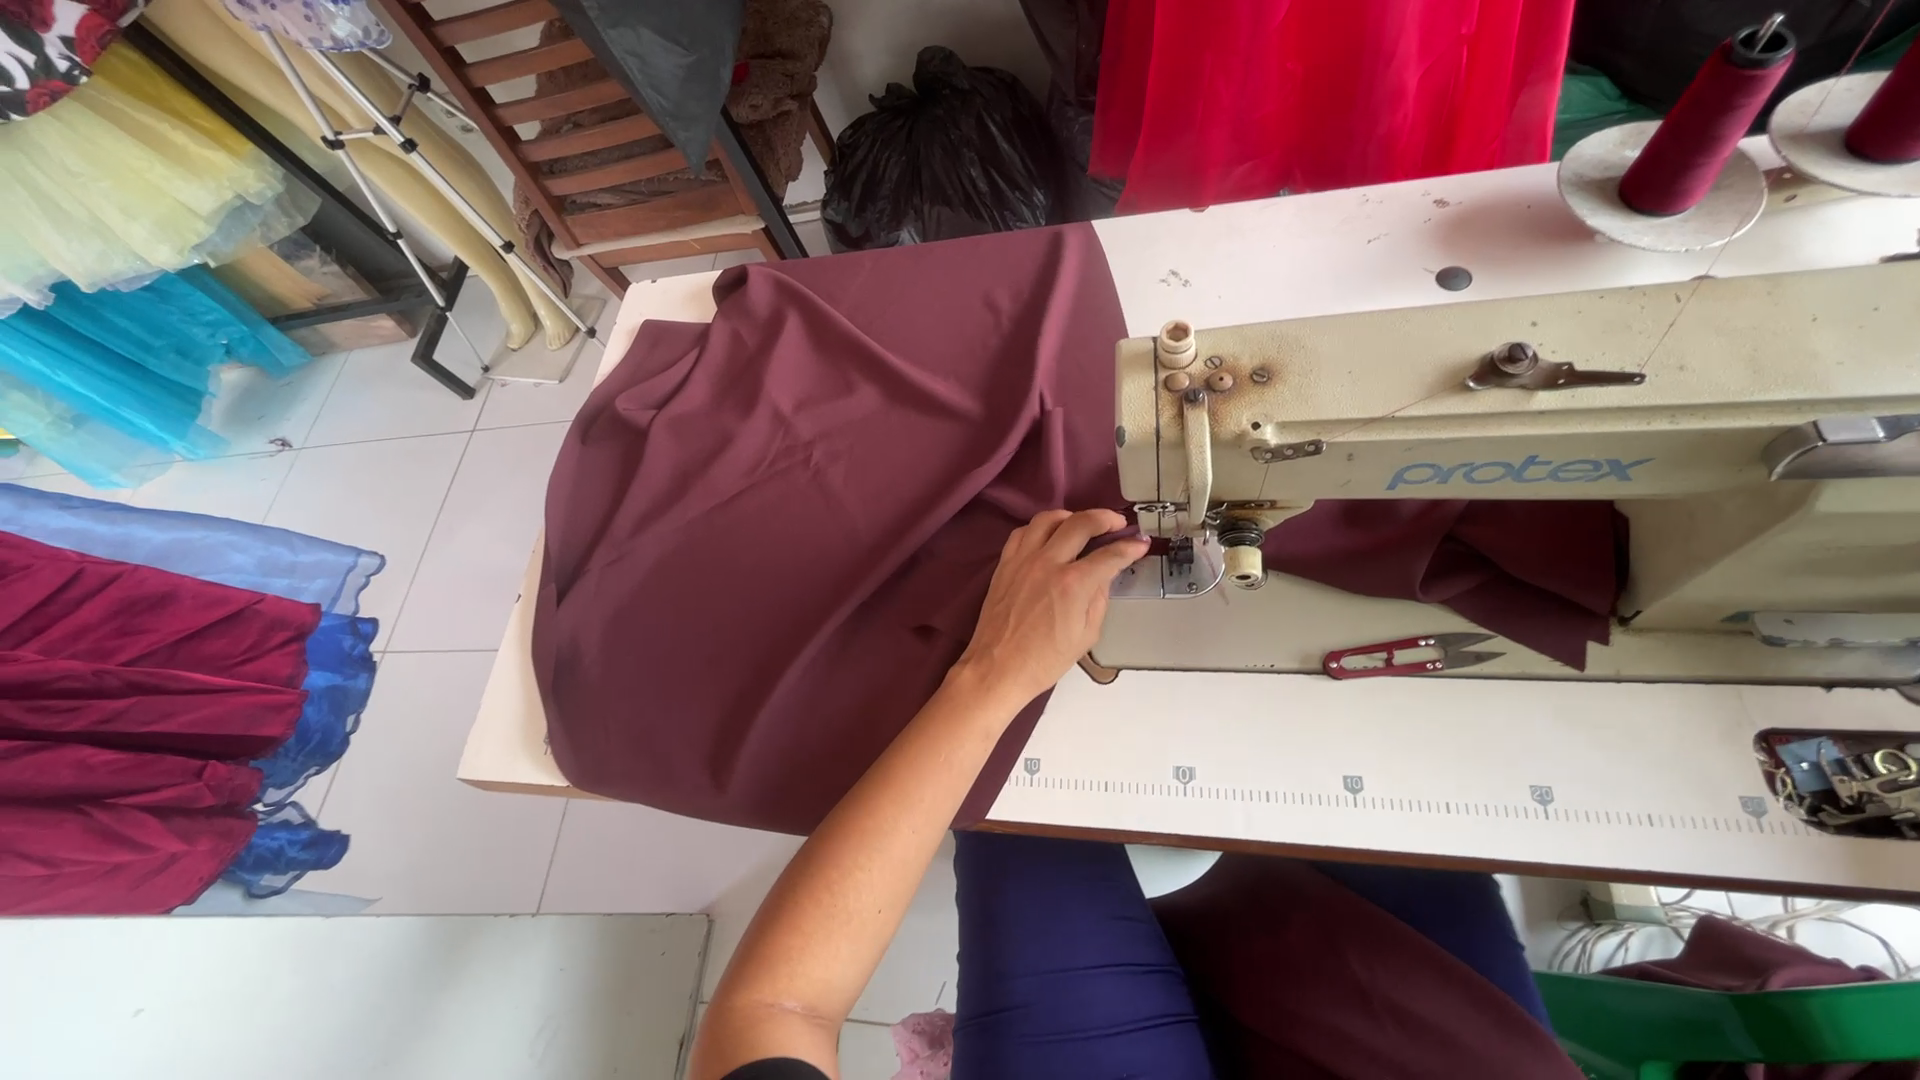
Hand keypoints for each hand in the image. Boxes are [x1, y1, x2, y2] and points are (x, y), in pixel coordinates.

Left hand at [953, 509, 1151, 701]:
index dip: (1130, 547)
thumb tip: (1105, 574)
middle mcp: (1048, 563)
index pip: (1110, 555)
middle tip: (1117, 522)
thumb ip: (1099, 598)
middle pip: (1081, 523)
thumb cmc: (1045, 660)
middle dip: (1105, 518)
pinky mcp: (1004, 564)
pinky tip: (1048, 536)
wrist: (998, 668)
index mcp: (1073, 584)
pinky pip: (1021, 533)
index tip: (1140, 543)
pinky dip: (1039, 528)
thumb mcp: (1086, 635)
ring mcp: (1022, 560)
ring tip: (1082, 523)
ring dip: (1070, 516)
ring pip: (1047, 519)